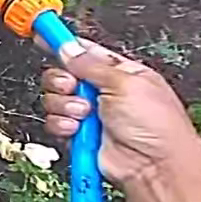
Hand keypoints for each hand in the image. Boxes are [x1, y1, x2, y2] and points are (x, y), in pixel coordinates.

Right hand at [40, 38, 200, 188]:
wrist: (154, 167)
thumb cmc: (157, 126)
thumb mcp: (125, 83)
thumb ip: (90, 65)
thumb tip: (68, 48)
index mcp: (119, 72)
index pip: (85, 52)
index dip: (64, 44)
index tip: (43, 34)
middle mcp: (102, 92)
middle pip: (62, 75)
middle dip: (62, 81)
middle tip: (73, 87)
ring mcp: (89, 114)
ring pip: (54, 99)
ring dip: (65, 106)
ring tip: (85, 114)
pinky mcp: (78, 135)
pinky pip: (54, 122)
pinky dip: (63, 125)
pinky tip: (79, 129)